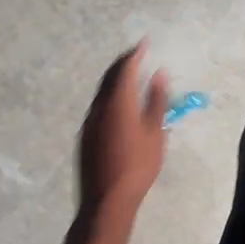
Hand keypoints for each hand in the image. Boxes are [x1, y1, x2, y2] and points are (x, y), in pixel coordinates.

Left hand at [78, 41, 169, 209]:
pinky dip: (109, 95)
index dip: (136, 53)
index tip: (145, 41)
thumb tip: (159, 73)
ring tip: (130, 75)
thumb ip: (157, 100)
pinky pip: (98, 105)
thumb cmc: (138, 165)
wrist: (107, 202)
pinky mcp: (85, 136)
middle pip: (110, 76)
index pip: (126, 68)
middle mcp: (100, 107)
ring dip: (115, 79)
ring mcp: (89, 122)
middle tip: (137, 54)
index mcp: (119, 102)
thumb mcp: (155, 132)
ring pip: (102, 91)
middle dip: (123, 62)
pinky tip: (119, 103)